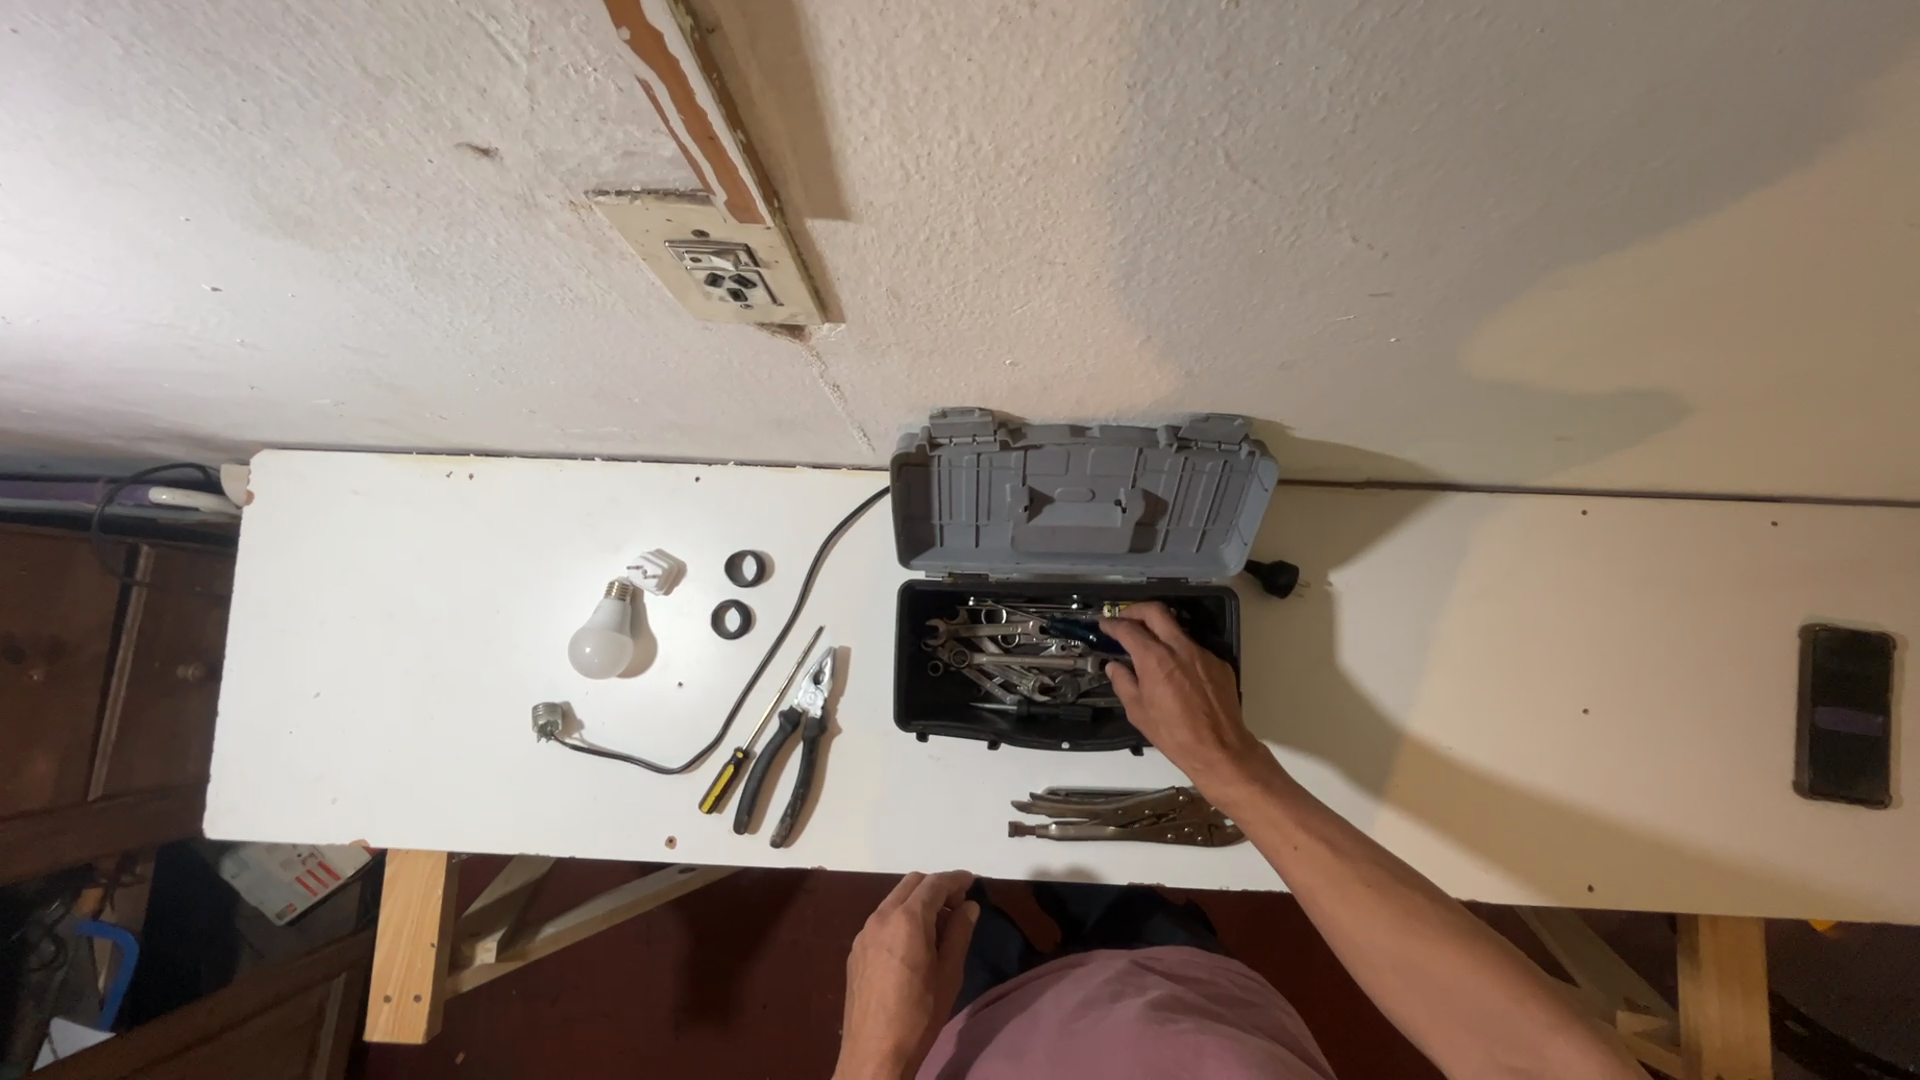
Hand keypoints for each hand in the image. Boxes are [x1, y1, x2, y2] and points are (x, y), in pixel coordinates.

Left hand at [834, 871, 979, 1079]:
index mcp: (907, 919)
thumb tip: (969, 906)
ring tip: (938, 926)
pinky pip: (882, 919)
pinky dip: (901, 917)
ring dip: (918, 901)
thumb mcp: (949, 974)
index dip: (956, 879)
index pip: (935, 883)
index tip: (972, 882)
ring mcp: (864, 932)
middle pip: (912, 883)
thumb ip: (960, 932)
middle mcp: (881, 916)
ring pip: (895, 899)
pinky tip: (913, 943)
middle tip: (957, 906)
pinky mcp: (856, 949)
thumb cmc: (919, 1015)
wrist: (874, 1055)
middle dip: (936, 887)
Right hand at [1101, 602, 1277, 796]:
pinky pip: (1194, 649)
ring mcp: (1202, 653)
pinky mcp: (1219, 663)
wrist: (1219, 749)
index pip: (1128, 629)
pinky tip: (1176, 671)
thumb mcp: (1137, 711)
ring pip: (1177, 629)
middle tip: (1125, 619)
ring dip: (1160, 631)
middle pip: (1156, 611)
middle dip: (1136, 610)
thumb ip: (1123, 682)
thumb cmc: (1173, 734)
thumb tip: (1115, 667)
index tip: (1105, 624)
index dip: (1113, 624)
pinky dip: (1180, 652)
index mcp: (1154, 659)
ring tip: (1150, 646)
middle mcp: (1179, 648)